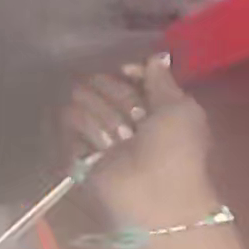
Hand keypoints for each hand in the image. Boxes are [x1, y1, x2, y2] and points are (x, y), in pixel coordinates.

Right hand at [64, 53, 215, 226]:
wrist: (154, 193)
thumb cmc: (175, 150)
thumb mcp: (180, 109)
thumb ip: (163, 80)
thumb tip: (156, 55)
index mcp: (151, 103)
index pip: (127, 74)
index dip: (127, 72)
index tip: (126, 73)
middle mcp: (122, 114)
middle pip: (101, 84)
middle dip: (113, 97)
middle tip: (130, 119)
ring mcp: (99, 132)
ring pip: (81, 102)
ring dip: (100, 119)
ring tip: (115, 141)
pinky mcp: (79, 149)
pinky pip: (68, 127)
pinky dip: (84, 135)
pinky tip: (99, 149)